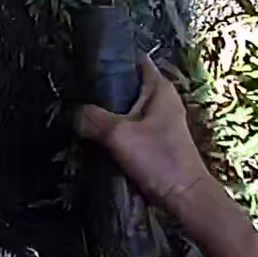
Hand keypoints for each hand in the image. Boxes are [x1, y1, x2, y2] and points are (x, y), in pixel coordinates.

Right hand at [74, 56, 222, 218]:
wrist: (185, 199)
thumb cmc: (158, 159)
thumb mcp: (118, 134)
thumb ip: (91, 117)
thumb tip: (72, 112)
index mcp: (159, 89)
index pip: (133, 59)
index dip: (109, 57)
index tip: (83, 61)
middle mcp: (160, 99)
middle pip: (124, 82)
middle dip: (100, 84)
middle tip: (73, 88)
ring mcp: (156, 119)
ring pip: (122, 104)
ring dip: (103, 107)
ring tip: (78, 108)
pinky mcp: (151, 138)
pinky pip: (124, 122)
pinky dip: (109, 123)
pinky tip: (92, 130)